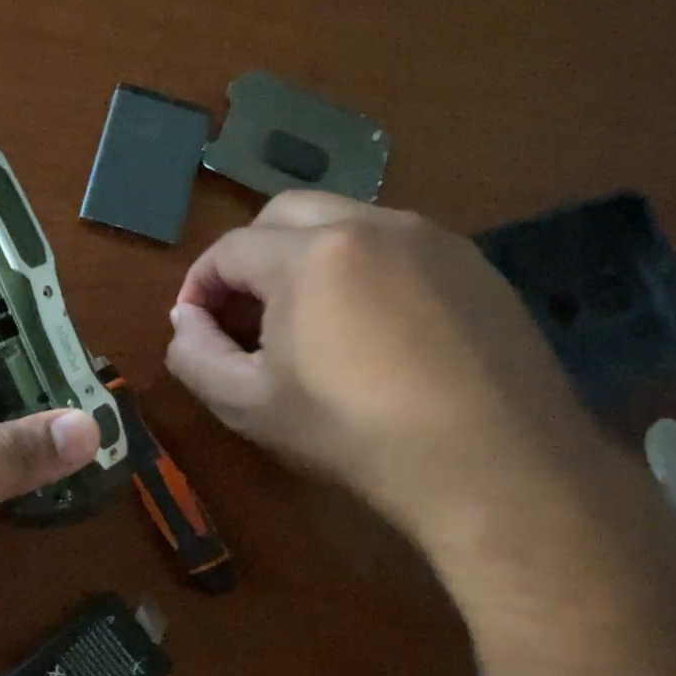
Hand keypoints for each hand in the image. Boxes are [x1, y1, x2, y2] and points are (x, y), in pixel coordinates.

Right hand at [165, 190, 603, 538]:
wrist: (489, 461)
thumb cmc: (350, 432)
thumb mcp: (246, 404)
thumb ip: (194, 355)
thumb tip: (186, 322)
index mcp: (310, 255)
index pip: (228, 249)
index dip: (196, 286)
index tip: (192, 329)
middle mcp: (373, 223)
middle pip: (284, 213)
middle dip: (248, 258)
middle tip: (241, 316)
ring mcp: (432, 238)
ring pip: (344, 223)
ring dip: (303, 260)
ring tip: (301, 323)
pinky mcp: (473, 263)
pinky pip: (394, 247)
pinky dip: (358, 270)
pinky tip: (364, 332)